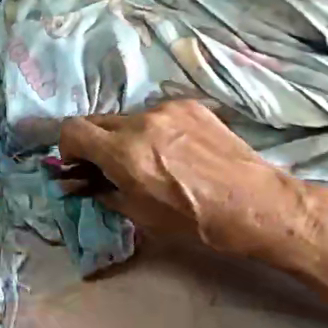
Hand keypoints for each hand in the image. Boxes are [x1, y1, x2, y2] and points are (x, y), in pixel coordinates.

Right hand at [58, 100, 320, 262]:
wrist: (260, 206)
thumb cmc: (197, 222)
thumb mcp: (141, 215)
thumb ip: (103, 191)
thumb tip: (80, 183)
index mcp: (123, 153)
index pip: (72, 130)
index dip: (67, 146)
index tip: (78, 163)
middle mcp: (139, 123)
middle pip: (97, 122)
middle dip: (96, 143)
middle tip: (110, 165)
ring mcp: (165, 110)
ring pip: (127, 118)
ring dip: (127, 136)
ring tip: (152, 160)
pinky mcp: (188, 106)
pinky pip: (156, 114)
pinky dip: (155, 130)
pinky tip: (176, 151)